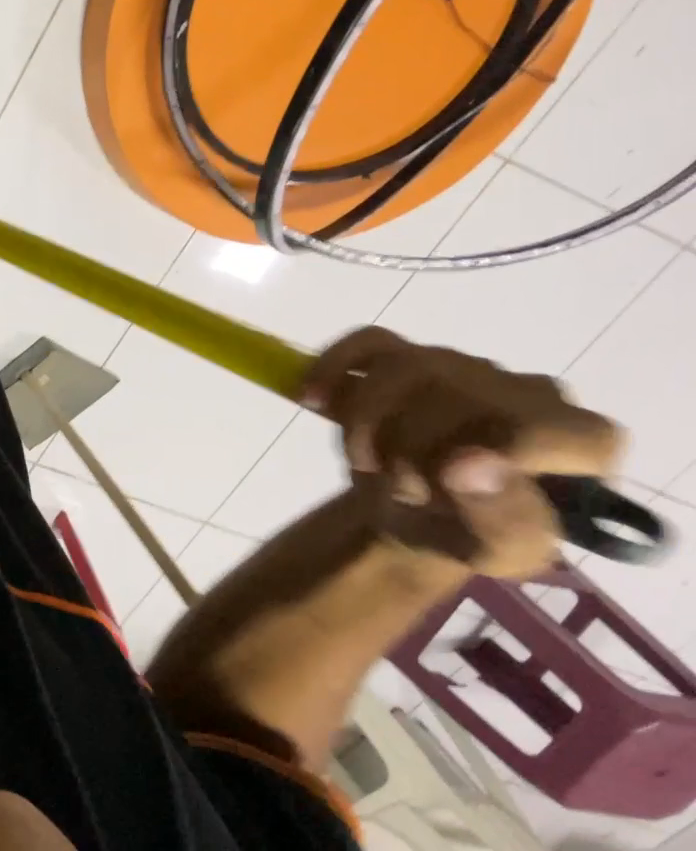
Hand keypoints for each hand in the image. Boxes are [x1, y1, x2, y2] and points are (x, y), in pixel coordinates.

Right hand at [304, 327, 622, 578]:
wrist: (414, 514)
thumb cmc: (467, 534)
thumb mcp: (498, 551)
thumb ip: (501, 517)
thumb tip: (471, 464)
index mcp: (581, 440)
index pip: (545, 428)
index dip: (484, 454)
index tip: (435, 484)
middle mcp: (532, 390)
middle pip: (459, 398)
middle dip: (409, 451)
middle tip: (399, 489)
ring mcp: (464, 365)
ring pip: (406, 368)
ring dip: (366, 423)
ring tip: (365, 460)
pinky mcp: (406, 354)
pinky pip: (367, 343)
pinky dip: (332, 369)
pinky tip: (312, 398)